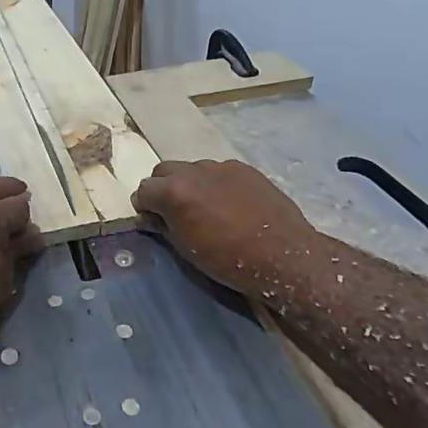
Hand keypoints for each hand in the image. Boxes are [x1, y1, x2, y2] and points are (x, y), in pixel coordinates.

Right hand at [132, 160, 318, 294]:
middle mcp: (194, 172)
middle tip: (174, 211)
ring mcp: (221, 167)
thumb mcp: (184, 247)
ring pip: (191, 169)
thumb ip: (162, 226)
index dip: (144, 206)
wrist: (283, 256)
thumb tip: (150, 217)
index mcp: (173, 192)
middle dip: (162, 188)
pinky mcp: (245, 169)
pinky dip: (214, 183)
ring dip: (189, 184)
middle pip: (163, 171)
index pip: (143, 189)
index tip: (152, 220)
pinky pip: (218, 171)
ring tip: (204, 207)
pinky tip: (228, 204)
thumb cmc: (227, 259)